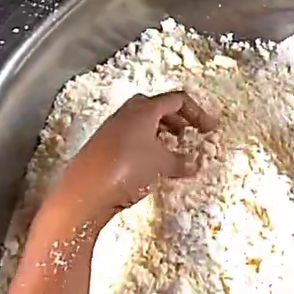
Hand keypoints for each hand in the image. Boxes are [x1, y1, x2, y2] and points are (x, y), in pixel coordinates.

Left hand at [50, 91, 216, 227]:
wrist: (83, 193)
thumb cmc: (127, 170)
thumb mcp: (162, 166)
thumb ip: (181, 162)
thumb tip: (195, 163)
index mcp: (144, 109)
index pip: (177, 100)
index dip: (197, 112)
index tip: (209, 129)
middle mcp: (127, 113)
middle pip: (158, 106)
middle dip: (176, 118)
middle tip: (187, 133)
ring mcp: (112, 128)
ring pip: (142, 121)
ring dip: (160, 131)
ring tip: (170, 150)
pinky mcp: (102, 145)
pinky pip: (130, 135)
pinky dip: (145, 143)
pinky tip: (148, 163)